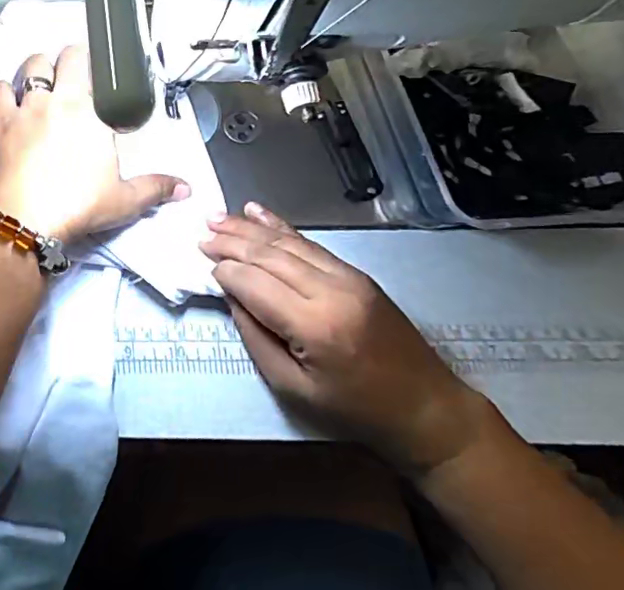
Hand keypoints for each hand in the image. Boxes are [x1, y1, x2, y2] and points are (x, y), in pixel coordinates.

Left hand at [0, 46, 188, 243]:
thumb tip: (187, 188)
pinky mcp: (0, 122)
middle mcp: (58, 100)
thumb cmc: (78, 204)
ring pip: (30, 66)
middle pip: (63, 57)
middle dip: (70, 58)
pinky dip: (4, 89)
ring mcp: (26, 108)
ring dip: (38, 67)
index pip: (93, 70)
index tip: (99, 75)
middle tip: (74, 71)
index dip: (96, 68)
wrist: (25, 219)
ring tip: (43, 80)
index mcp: (90, 112)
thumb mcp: (124, 200)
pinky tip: (10, 98)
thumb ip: (156, 188)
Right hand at [202, 205, 492, 473]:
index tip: (202, 262)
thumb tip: (233, 296)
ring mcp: (347, 275)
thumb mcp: (295, 389)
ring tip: (221, 218)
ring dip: (252, 229)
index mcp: (315, 326)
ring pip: (290, 243)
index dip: (227, 272)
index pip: (257, 285)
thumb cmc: (355, 409)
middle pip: (271, 256)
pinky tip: (259, 214)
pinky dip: (282, 228)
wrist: (421, 403)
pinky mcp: (355, 272)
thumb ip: (258, 339)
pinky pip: (311, 244)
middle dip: (234, 241)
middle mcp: (331, 290)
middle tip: (202, 231)